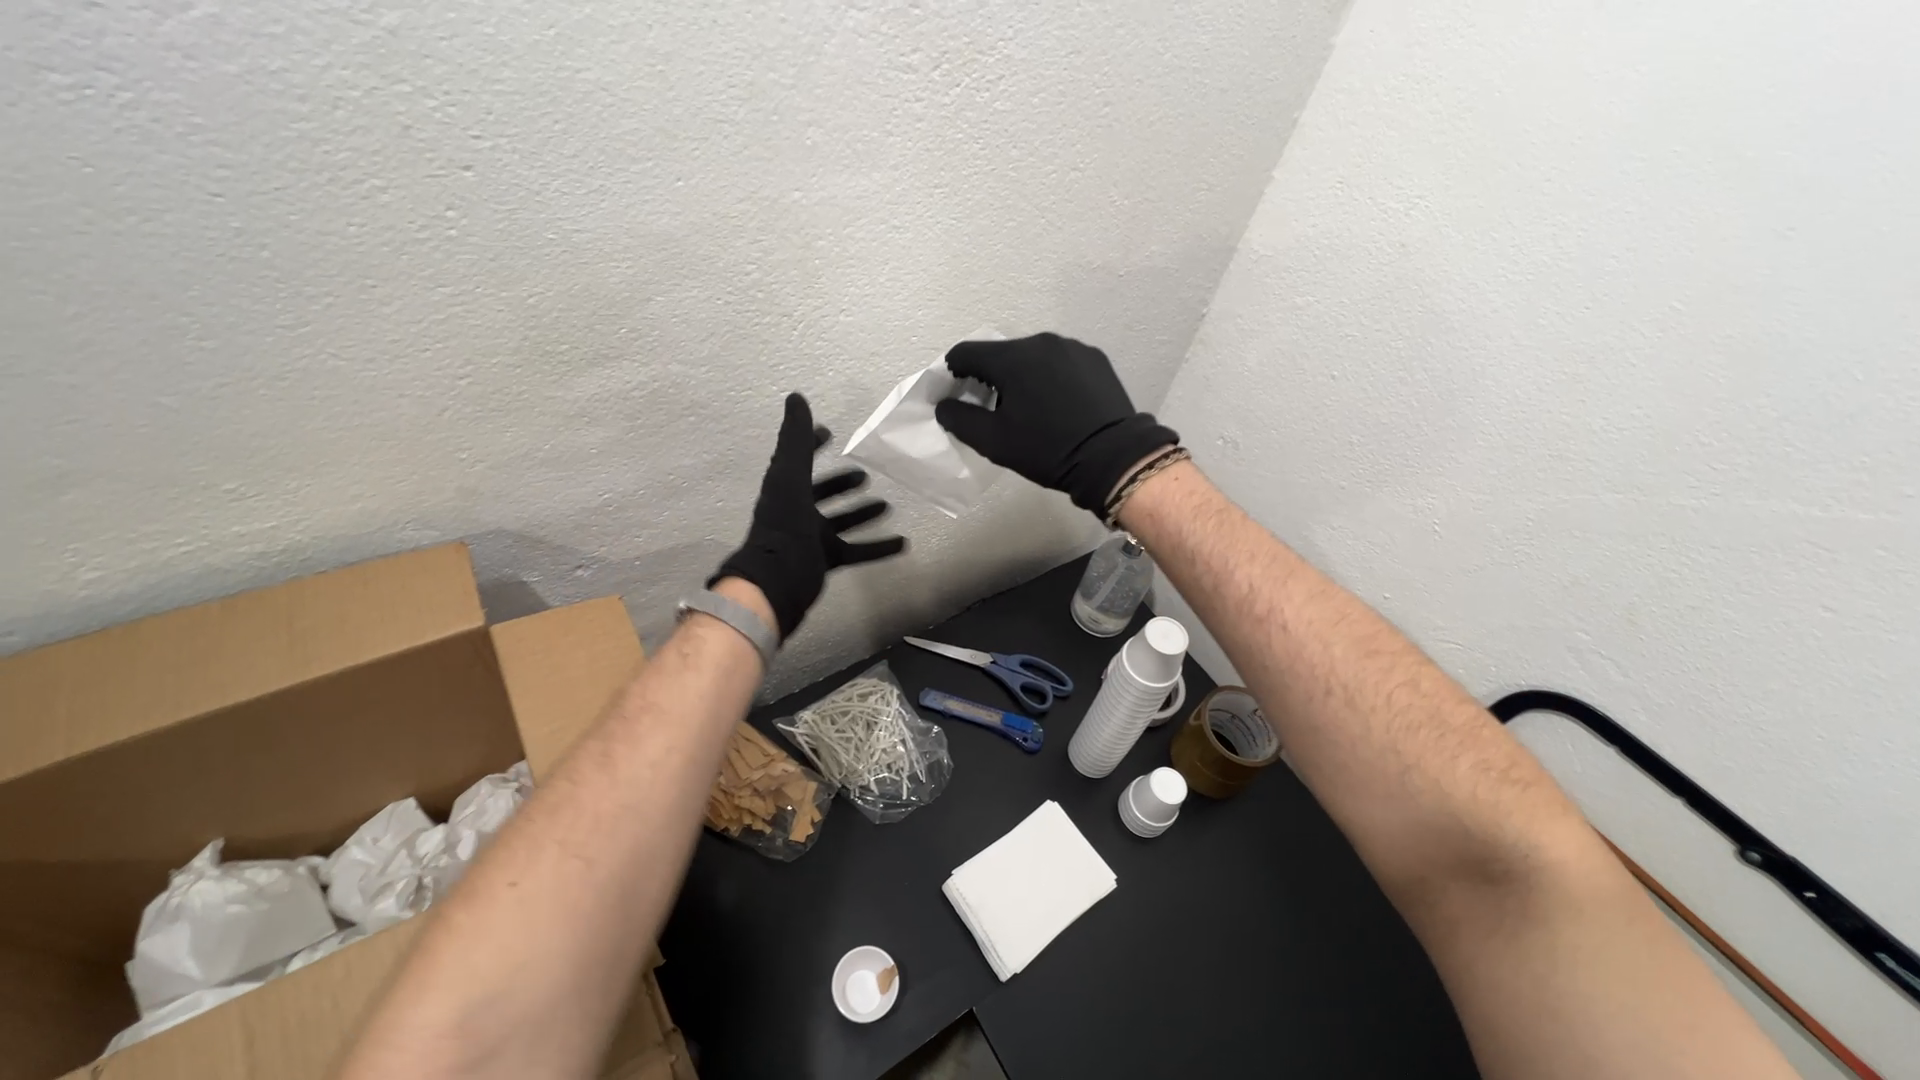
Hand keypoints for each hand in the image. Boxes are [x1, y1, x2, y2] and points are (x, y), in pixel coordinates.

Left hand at [713, 393, 906, 638]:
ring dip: (862, 512)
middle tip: (864, 475)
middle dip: (842, 482)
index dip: (811, 443)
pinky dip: (879, 547)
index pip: (797, 459)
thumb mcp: (791, 472)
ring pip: (841, 521)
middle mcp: (797, 510)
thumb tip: (795, 396)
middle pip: (821, 492)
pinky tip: (902, 543)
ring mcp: (812, 537)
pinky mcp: (827, 559)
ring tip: (886, 504)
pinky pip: (857, 550)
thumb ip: (795, 437)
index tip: (830, 433)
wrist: (779, 577)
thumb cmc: (785, 521)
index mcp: (785, 488)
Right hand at [934, 333, 1178, 512]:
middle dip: (989, 376)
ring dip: (1021, 376)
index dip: (952, 374)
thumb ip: (959, 418)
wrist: (1113, 457)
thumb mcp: (993, 442)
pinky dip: (1049, 377)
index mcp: (1011, 358)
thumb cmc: (1047, 450)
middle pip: (1000, 353)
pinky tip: (1058, 404)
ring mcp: (1072, 347)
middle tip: (993, 409)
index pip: (965, 353)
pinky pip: (1059, 362)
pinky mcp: (1095, 358)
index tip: (956, 396)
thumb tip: (944, 404)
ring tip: (1029, 408)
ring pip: (1031, 356)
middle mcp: (1041, 341)